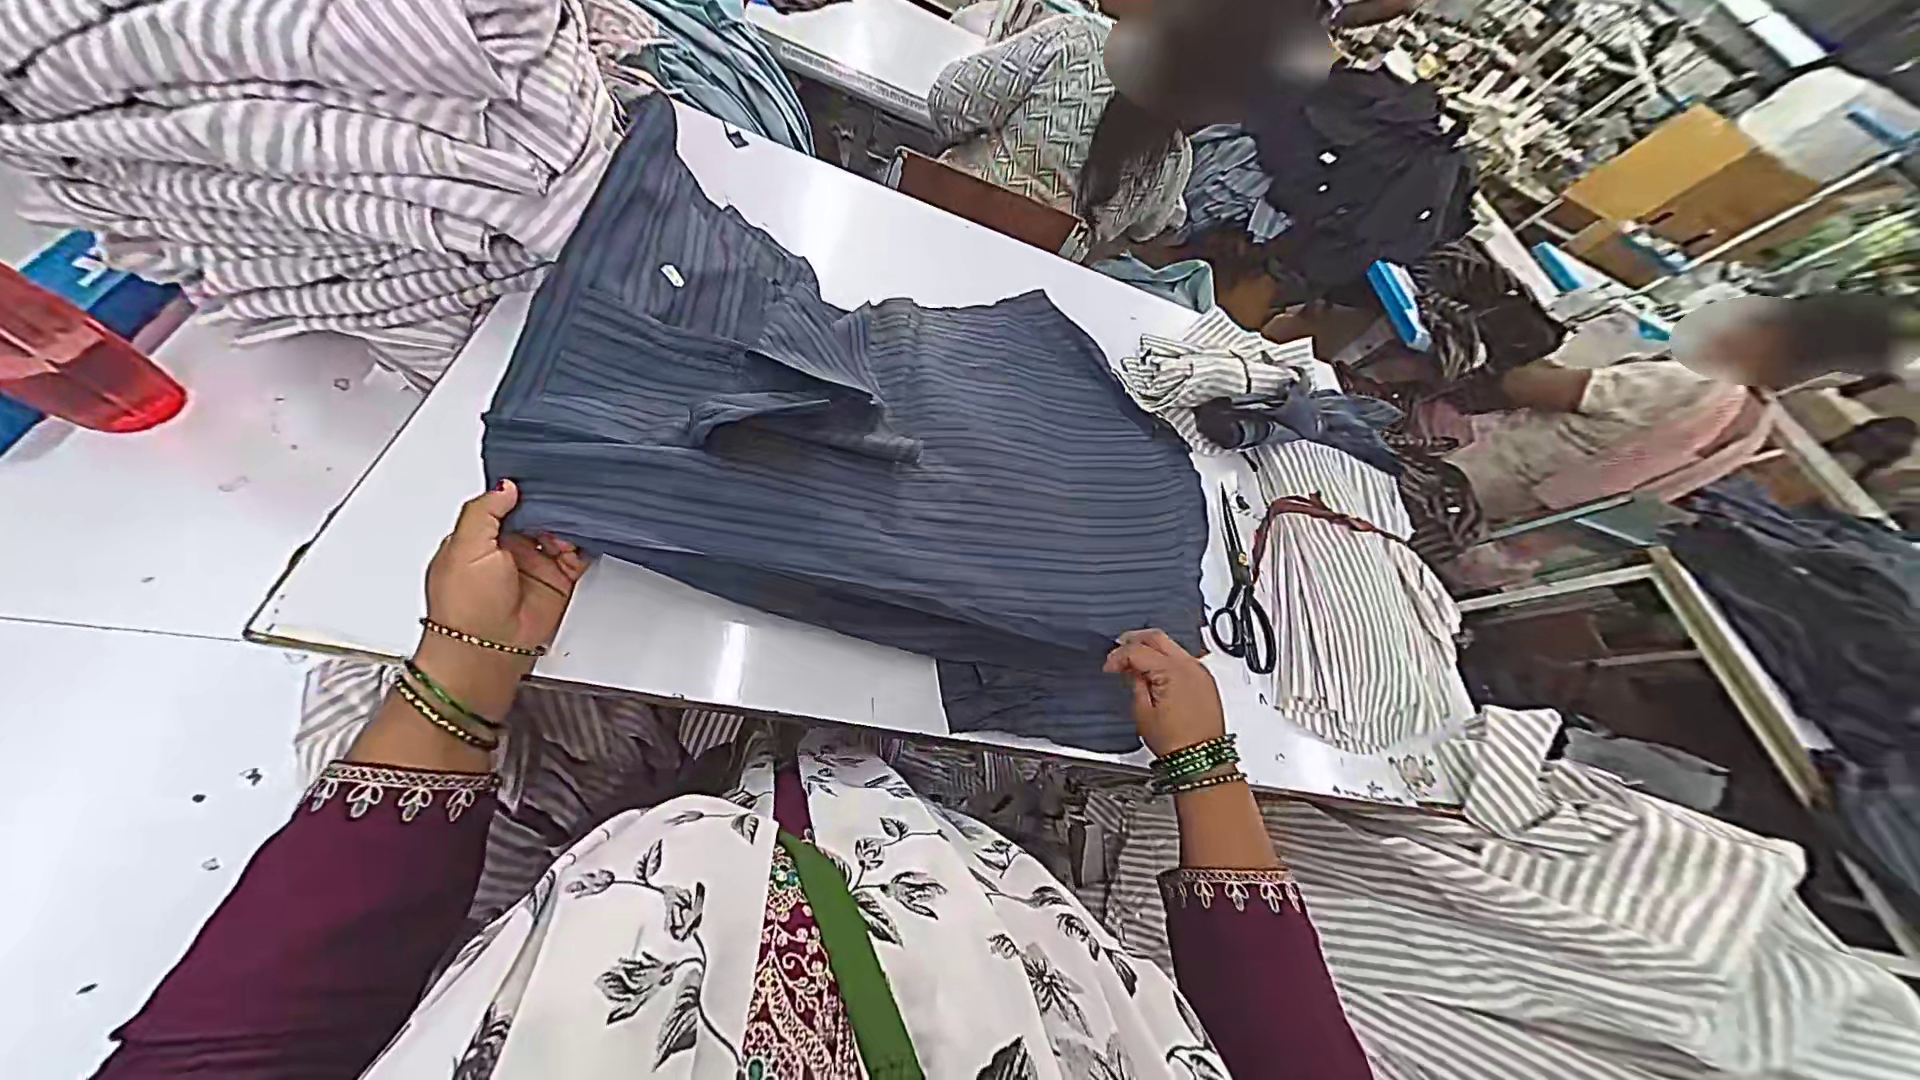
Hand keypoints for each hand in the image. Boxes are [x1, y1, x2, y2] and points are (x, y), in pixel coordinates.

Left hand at [426, 480, 589, 656]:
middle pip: (539, 517)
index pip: (507, 505)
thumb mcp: (464, 547)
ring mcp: (537, 564)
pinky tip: (581, 541)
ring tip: (568, 528)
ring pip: (562, 533)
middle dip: (552, 509)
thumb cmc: (465, 605)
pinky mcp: (560, 579)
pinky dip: (584, 546)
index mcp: (482, 537)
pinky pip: (579, 555)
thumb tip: (506, 487)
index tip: (538, 483)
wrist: (488, 645)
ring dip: (569, 527)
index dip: (523, 494)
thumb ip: (484, 512)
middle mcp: (511, 549)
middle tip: (561, 504)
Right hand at [1103, 629, 1225, 756]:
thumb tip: (1130, 669)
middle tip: (1118, 652)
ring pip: (1171, 644)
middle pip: (1156, 637)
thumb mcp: (1143, 711)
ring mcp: (1200, 671)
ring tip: (1134, 663)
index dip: (1118, 656)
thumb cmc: (1176, 742)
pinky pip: (1182, 658)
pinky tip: (1153, 671)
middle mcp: (1190, 666)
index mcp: (1172, 671)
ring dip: (1150, 648)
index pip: (1137, 650)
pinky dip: (1165, 658)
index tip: (1109, 667)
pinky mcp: (1205, 680)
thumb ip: (1135, 683)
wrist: (1201, 760)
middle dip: (1134, 640)